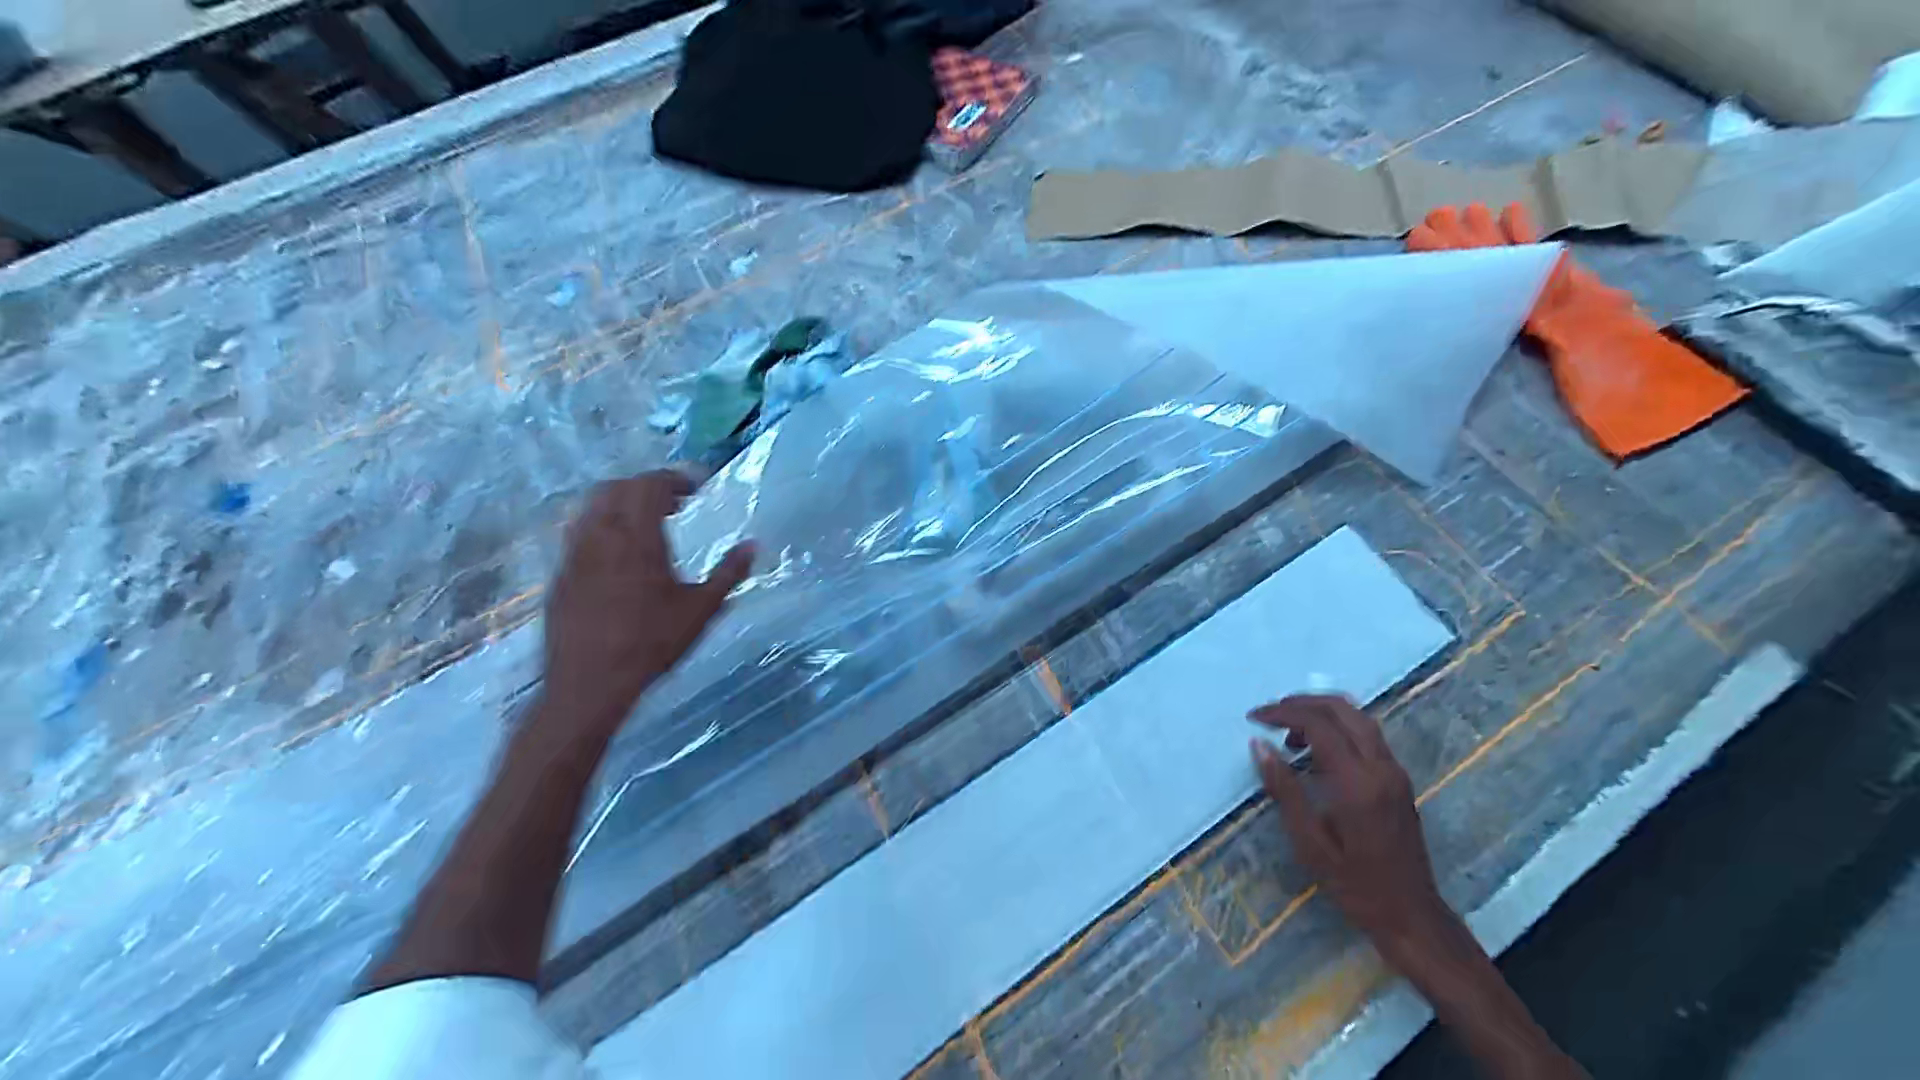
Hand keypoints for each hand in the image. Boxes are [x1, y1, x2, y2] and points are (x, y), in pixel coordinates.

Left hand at [539, 471, 753, 747]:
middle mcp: (601, 536)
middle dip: (648, 485)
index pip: (651, 486)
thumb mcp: (702, 610)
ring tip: (646, 521)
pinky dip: (602, 524)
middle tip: (676, 501)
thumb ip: (729, 572)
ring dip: (621, 501)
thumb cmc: (652, 644)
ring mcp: (574, 553)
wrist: (589, 683)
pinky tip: (619, 551)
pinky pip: (579, 531)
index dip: (675, 478)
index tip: (697, 485)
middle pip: (618, 487)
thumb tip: (754, 544)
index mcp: (638, 538)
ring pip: (592, 506)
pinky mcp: (560, 573)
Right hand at [1249, 694, 1449, 953]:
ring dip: (1321, 712)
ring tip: (1288, 731)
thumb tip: (1259, 746)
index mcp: (1357, 783)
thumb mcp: (1310, 843)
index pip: (1319, 725)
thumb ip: (1284, 790)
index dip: (1282, 714)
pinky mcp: (1398, 780)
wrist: (1412, 916)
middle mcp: (1381, 768)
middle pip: (1343, 709)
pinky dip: (1337, 727)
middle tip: (1270, 714)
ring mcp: (1395, 772)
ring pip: (1358, 718)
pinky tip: (1315, 749)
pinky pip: (1367, 735)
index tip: (1254, 719)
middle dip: (1302, 703)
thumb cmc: (1355, 885)